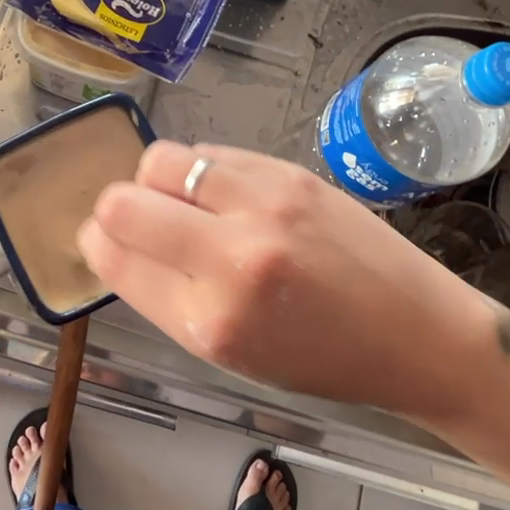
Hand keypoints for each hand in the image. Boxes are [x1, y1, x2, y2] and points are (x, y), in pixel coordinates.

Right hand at [76, 142, 486, 412]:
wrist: (416, 331)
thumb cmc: (318, 358)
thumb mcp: (231, 351)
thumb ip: (168, 294)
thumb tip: (118, 240)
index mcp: (210, 321)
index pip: (114, 259)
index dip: (94, 243)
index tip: (101, 239)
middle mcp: (231, 257)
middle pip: (122, 202)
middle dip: (111, 209)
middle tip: (133, 219)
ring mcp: (263, 205)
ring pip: (161, 160)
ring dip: (154, 180)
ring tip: (179, 201)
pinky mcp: (290, 173)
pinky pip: (210, 152)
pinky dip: (199, 170)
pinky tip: (220, 193)